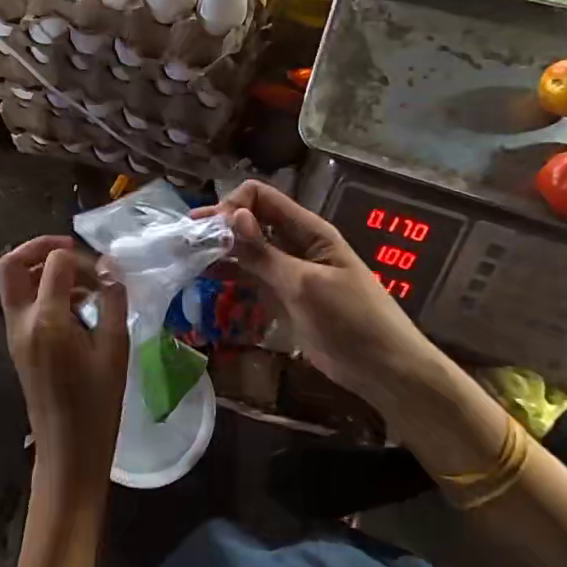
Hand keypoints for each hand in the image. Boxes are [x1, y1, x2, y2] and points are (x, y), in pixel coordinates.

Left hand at [0, 236, 128, 486]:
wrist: (68, 450)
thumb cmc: (98, 403)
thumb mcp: (115, 347)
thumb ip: (113, 301)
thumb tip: (111, 272)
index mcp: (47, 320)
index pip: (55, 262)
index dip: (83, 259)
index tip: (107, 274)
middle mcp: (22, 321)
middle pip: (11, 263)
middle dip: (39, 247)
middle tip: (72, 251)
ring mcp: (15, 334)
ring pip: (15, 282)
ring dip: (44, 271)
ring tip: (84, 285)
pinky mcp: (18, 345)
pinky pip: (23, 303)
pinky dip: (45, 292)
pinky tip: (78, 308)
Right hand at [194, 181, 435, 403]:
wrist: (383, 368)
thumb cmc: (351, 320)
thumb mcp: (305, 285)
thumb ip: (266, 253)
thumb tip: (232, 215)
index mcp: (309, 230)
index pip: (262, 198)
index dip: (233, 206)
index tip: (210, 230)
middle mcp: (296, 244)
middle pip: (251, 221)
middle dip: (220, 225)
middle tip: (184, 239)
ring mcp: (289, 271)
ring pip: (248, 250)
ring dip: (221, 250)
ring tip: (186, 257)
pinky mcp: (284, 297)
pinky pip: (253, 277)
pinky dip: (231, 274)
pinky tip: (205, 278)